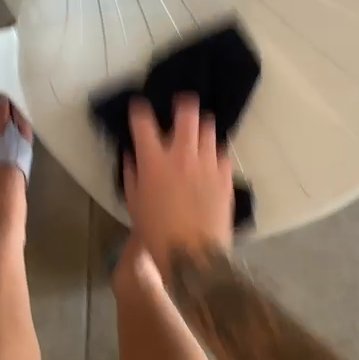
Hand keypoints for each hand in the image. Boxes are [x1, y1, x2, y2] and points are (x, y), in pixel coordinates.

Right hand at [123, 94, 234, 275]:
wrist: (193, 255)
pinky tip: (211, 158)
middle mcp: (182, 154)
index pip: (143, 122)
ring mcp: (207, 163)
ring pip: (209, 128)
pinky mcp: (225, 176)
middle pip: (187, 113)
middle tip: (181, 104)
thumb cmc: (156, 232)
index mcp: (154, 160)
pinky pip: (223, 152)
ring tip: (199, 131)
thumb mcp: (134, 203)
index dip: (139, 110)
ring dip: (201, 126)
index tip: (138, 106)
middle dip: (183, 104)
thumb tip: (133, 156)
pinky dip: (215, 151)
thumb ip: (132, 174)